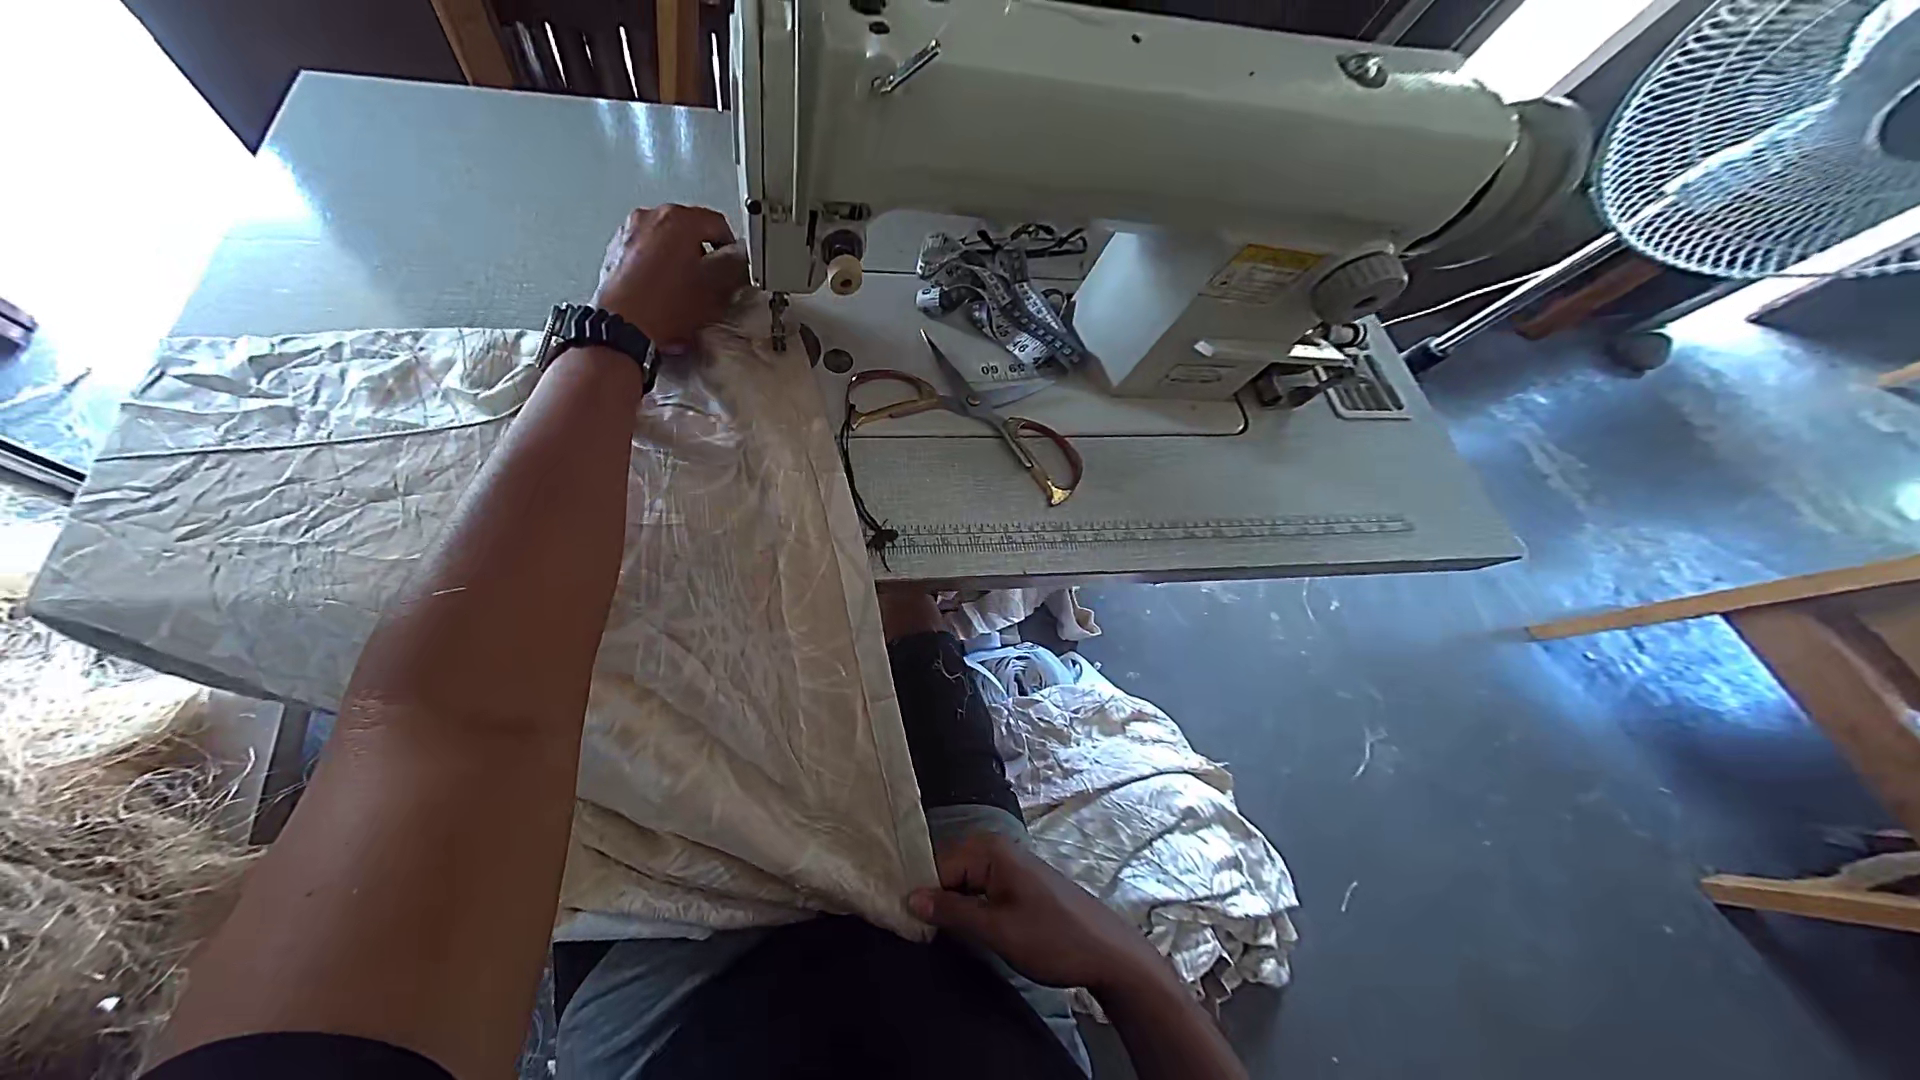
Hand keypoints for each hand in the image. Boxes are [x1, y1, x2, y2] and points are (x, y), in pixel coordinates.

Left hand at [592, 205, 748, 347]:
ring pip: (664, 239)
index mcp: (678, 220)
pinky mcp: (615, 250)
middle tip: (711, 277)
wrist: (624, 326)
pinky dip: (656, 266)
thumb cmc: (664, 307)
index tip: (733, 262)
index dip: (731, 246)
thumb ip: (732, 271)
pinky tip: (663, 292)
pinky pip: (645, 252)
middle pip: (688, 228)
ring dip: (678, 257)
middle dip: (702, 251)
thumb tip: (736, 264)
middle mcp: (650, 218)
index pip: (717, 223)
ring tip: (684, 287)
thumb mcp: (714, 291)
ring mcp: (629, 232)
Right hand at [909, 831, 1171, 993]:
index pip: (935, 864)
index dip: (920, 894)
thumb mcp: (997, 930)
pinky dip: (966, 906)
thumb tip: (909, 898)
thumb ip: (951, 912)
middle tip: (919, 933)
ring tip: (936, 934)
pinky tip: (961, 928)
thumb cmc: (1053, 938)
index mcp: (989, 848)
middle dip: (933, 898)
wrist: (1106, 952)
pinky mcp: (1013, 880)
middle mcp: (995, 846)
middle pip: (946, 868)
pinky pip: (976, 886)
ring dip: (949, 905)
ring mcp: (1006, 862)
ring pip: (960, 880)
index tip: (905, 925)